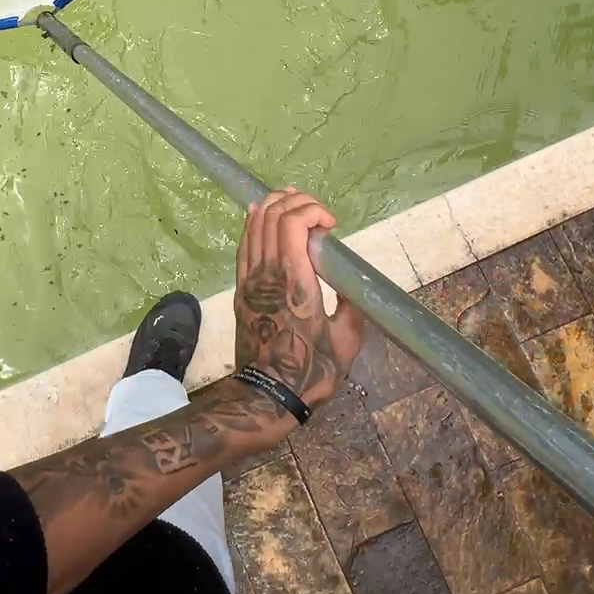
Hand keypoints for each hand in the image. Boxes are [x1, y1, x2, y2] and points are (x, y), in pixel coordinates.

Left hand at [234, 189, 364, 410]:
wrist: (267, 393)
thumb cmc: (312, 370)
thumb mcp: (347, 341)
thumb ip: (352, 307)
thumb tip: (353, 287)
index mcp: (294, 280)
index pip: (292, 223)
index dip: (311, 210)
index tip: (331, 224)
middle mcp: (267, 272)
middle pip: (271, 216)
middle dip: (294, 201)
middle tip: (315, 208)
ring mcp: (249, 279)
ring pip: (253, 226)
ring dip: (272, 206)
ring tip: (290, 199)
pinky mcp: (240, 288)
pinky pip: (243, 245)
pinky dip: (252, 223)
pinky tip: (260, 215)